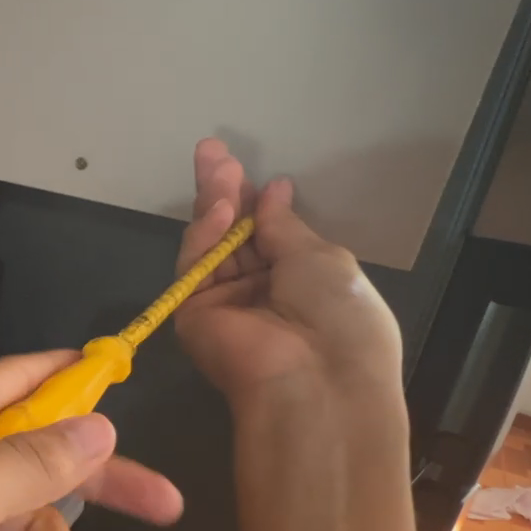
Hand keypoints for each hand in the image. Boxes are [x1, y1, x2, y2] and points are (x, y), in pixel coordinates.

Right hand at [173, 138, 403, 404]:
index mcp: (297, 280)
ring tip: (215, 164)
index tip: (256, 174)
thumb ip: (286, 227)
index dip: (260, 202)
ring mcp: (222, 302)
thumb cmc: (339, 317)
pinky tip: (220, 209)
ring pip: (210, 244)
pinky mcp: (192, 313)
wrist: (314, 379)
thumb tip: (275, 192)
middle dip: (225, 191)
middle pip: (233, 233)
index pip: (268, 233)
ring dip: (214, 203)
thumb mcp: (323, 259)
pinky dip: (204, 236)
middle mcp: (257, 290)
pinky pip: (194, 268)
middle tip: (213, 151)